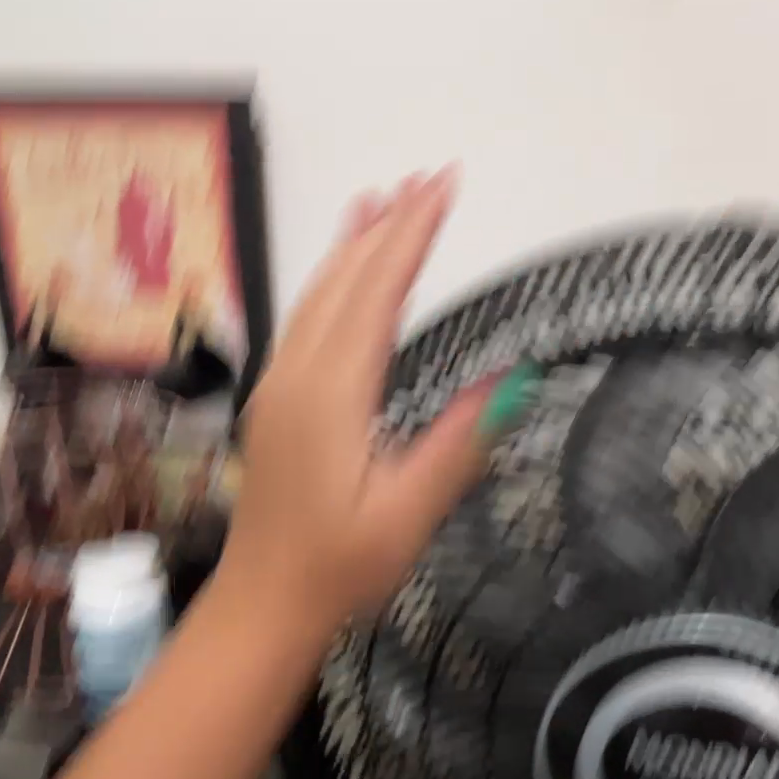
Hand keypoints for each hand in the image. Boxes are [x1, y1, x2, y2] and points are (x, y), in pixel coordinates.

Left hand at [218, 168, 530, 635]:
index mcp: (332, 394)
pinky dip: (330, 281)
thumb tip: (514, 379)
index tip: (443, 184)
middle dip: (387, 225)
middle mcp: (298, 375)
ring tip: (381, 200)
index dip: (413, 236)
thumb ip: (458, 444)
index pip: (378, 293)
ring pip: (318, 296)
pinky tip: (340, 276)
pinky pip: (305, 321)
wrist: (263, 603)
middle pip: (344, 281)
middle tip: (425, 176)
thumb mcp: (408, 515)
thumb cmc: (339, 567)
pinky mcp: (276, 402)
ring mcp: (279, 386)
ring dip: (353, 245)